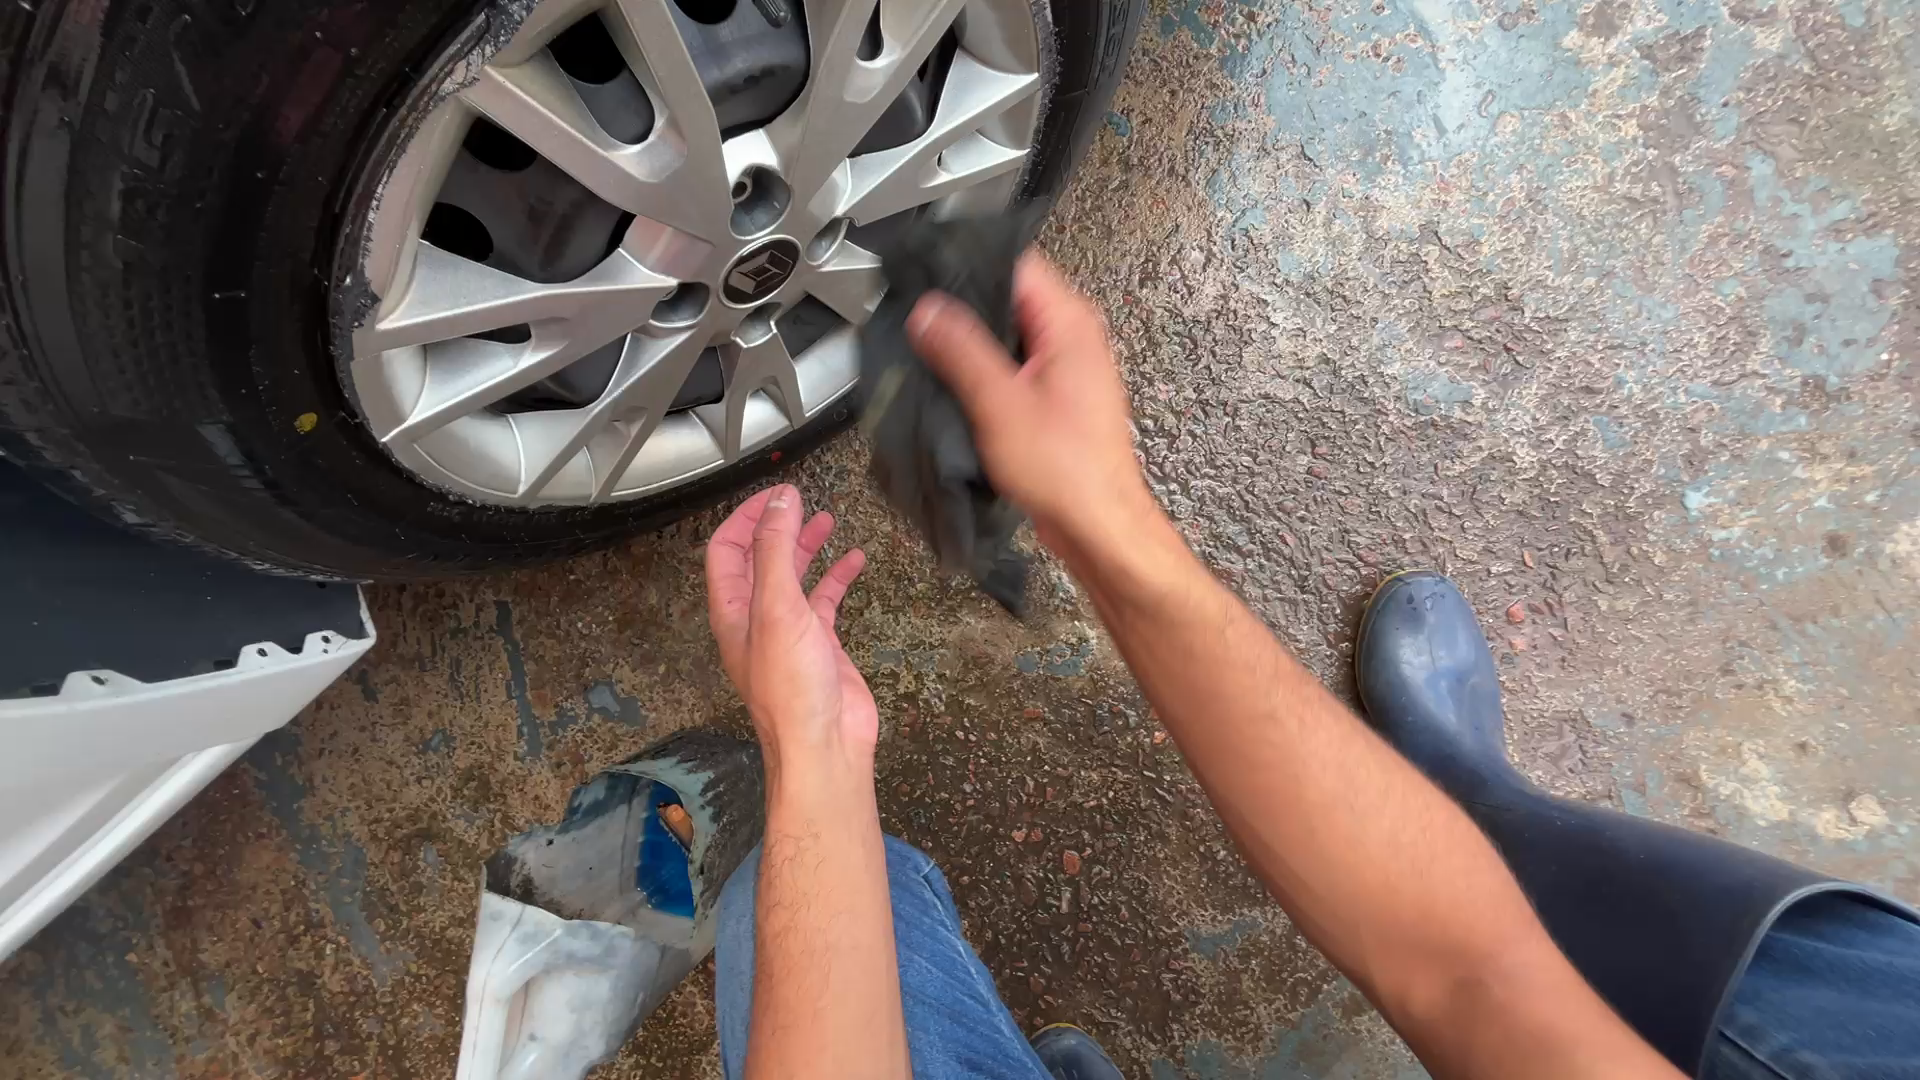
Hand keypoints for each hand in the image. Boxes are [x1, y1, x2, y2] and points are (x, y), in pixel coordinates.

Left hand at [705, 485, 875, 777]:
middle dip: (777, 528)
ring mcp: (789, 631)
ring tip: (827, 520)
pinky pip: (826, 600)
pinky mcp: (820, 644)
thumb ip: (776, 550)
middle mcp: (757, 618)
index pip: (727, 551)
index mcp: (734, 610)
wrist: (825, 743)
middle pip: (760, 560)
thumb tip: (782, 501)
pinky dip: (838, 577)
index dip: (745, 518)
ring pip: (794, 577)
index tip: (774, 495)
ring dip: (807, 547)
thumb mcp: (777, 608)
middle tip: (798, 501)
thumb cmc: (792, 686)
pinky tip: (856, 561)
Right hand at [906, 252, 1147, 553]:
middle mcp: (1073, 339)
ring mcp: (1066, 370)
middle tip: (922, 324)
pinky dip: (987, 377)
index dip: (966, 266)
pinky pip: (1014, 371)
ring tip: (935, 358)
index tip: (928, 280)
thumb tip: (928, 311)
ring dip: (974, 349)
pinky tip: (963, 392)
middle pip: (1008, 300)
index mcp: (1069, 323)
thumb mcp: (999, 402)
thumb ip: (960, 349)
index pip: (1013, 264)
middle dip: (963, 312)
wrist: (1096, 524)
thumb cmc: (1068, 470)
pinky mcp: (1056, 400)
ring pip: (1008, 338)